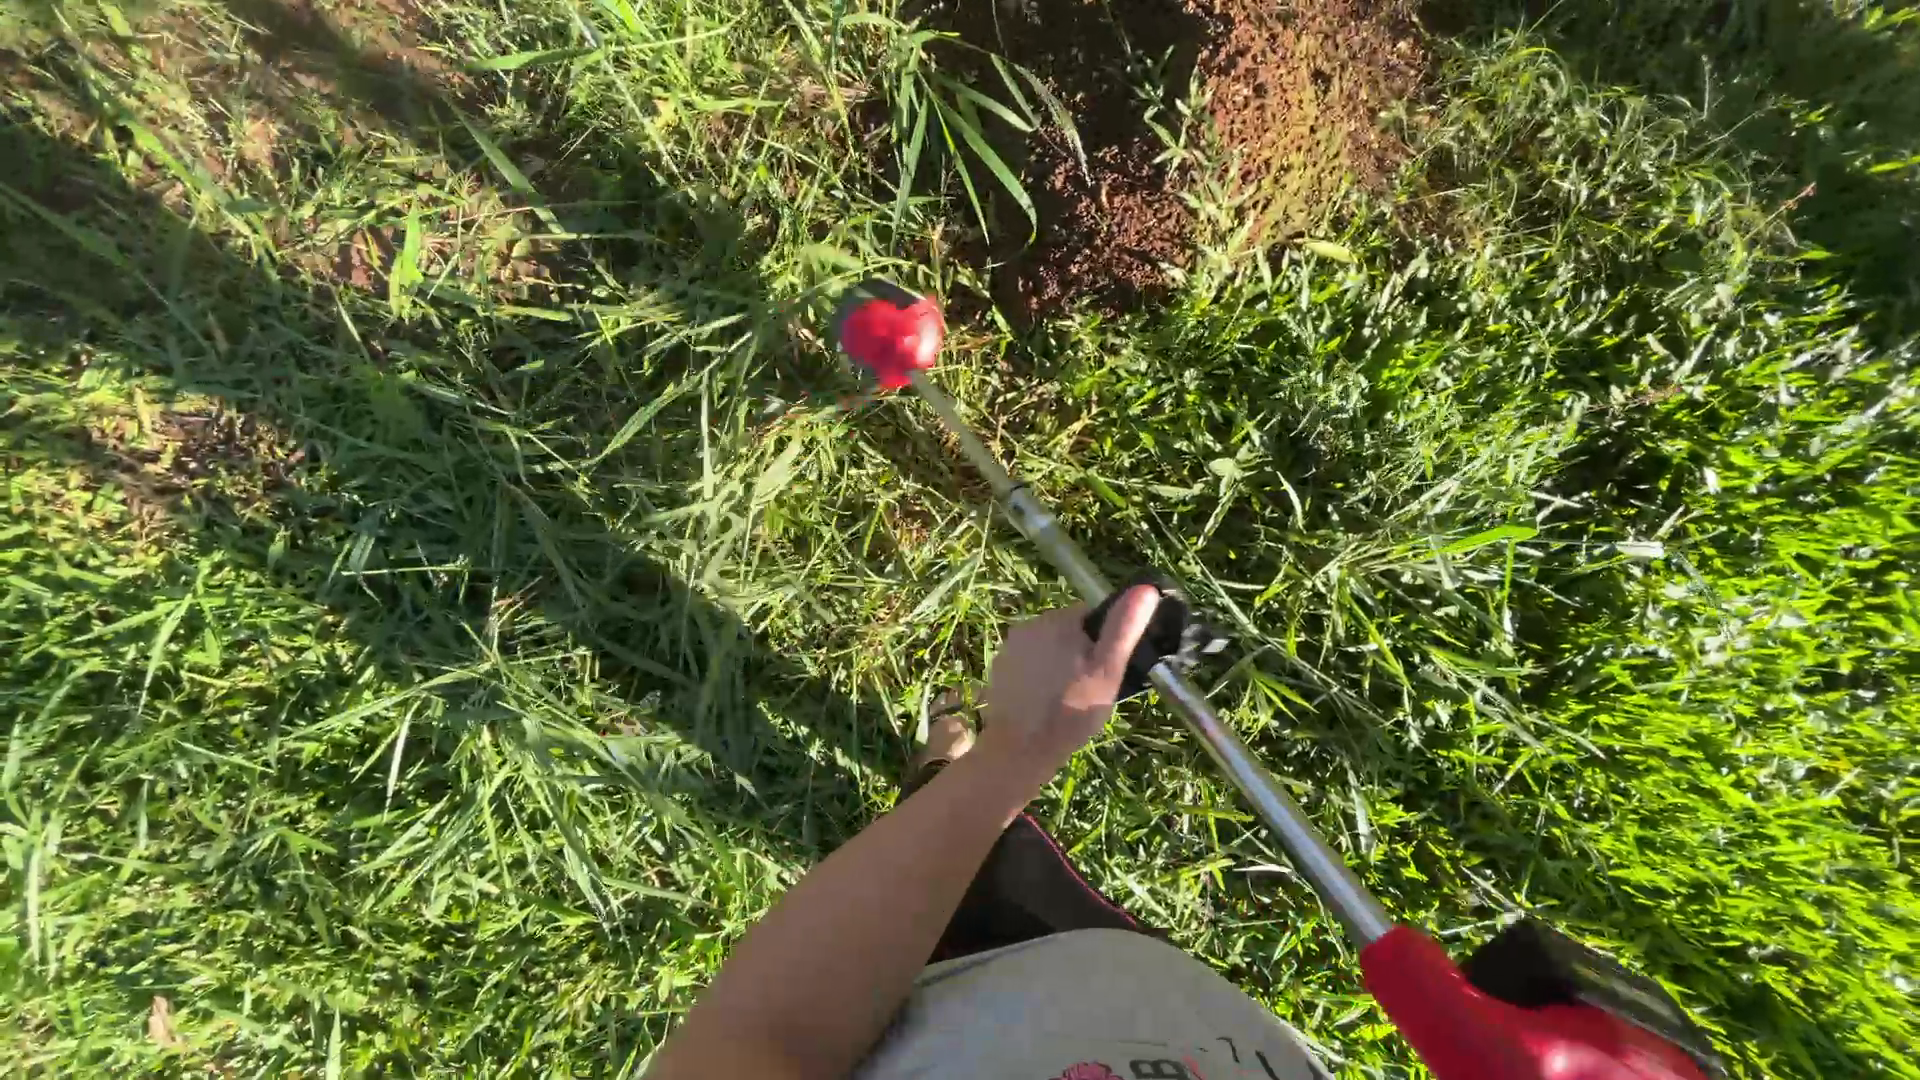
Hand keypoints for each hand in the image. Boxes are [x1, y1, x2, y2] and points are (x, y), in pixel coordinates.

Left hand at [976, 585, 1161, 777]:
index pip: (1090, 616)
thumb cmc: (1071, 709)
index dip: (1104, 642)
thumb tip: (1145, 589)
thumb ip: (1124, 628)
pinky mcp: (999, 669)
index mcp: (1057, 620)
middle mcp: (1028, 625)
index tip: (1106, 670)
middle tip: (1091, 688)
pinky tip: (1045, 702)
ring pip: (1047, 648)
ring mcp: (1009, 647)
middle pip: (1067, 631)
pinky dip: (1039, 677)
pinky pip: (1029, 665)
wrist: (1020, 748)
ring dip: (1059, 665)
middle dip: (1080, 653)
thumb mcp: (1107, 670)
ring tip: (1068, 699)